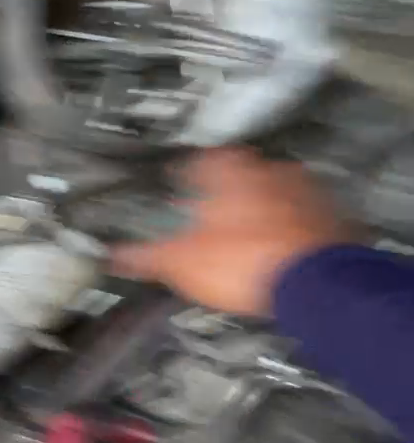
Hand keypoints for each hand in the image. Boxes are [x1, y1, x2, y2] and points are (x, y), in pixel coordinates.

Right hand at [110, 147, 358, 315]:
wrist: (312, 286)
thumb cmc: (245, 262)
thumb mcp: (175, 262)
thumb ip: (140, 256)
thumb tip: (110, 256)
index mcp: (233, 181)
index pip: (211, 156)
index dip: (194, 162)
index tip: (184, 167)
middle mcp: (273, 183)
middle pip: (253, 169)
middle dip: (233, 180)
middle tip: (217, 189)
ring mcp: (308, 202)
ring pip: (281, 190)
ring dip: (263, 199)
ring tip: (246, 215)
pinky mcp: (332, 226)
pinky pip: (305, 216)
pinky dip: (288, 223)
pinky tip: (274, 239)